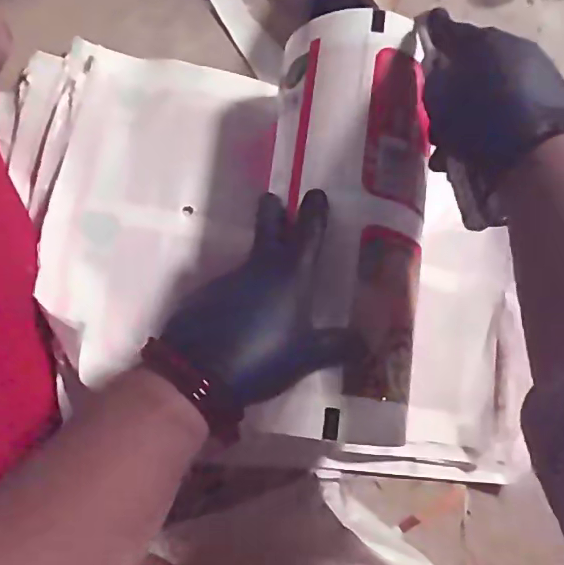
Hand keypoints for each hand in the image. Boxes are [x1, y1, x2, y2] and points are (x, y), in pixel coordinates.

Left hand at [159, 191, 359, 405]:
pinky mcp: (205, 297)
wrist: (197, 372)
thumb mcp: (307, 357)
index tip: (315, 192)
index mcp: (291, 275)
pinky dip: (242, 295)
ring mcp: (228, 280)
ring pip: (250, 263)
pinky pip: (231, 290)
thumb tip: (366, 342)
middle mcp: (260, 268)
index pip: (308, 233)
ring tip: (271, 283)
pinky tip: (245, 317)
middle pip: (267, 229)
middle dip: (272, 212)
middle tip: (273, 198)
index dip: (314, 212)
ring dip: (261, 265)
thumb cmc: (262, 357)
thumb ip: (338, 347)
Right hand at [420, 8, 563, 187]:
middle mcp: (510, 42)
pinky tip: (493, 129)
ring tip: (468, 125)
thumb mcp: (439, 101)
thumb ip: (433, 77)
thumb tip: (436, 63)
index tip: (425, 34)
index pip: (445, 26)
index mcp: (478, 39)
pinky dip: (501, 105)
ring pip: (496, 75)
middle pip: (474, 53)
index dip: (432, 31)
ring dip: (481, 93)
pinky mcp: (554, 88)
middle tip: (445, 98)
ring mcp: (536, 64)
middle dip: (458, 72)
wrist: (538, 152)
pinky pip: (516, 92)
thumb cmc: (478, 122)